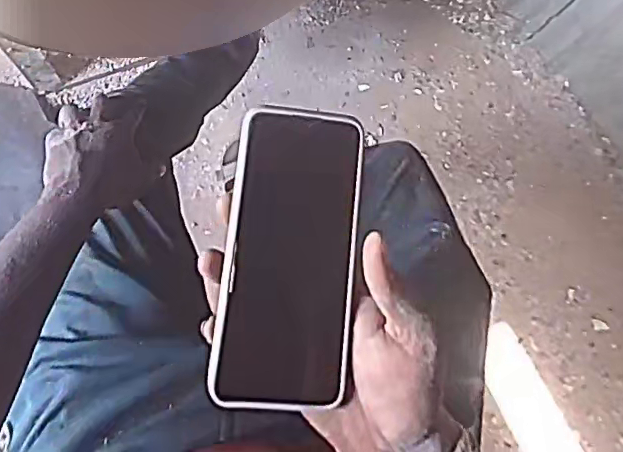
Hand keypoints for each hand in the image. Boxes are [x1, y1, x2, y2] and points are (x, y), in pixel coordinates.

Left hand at [42, 95, 159, 211]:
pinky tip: (59, 143)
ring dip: (73, 114)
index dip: (138, 107)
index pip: (134, 112)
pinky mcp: (54, 143)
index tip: (140, 105)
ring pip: (71, 110)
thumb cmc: (110, 188)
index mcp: (120, 131)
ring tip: (76, 120)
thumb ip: (151, 170)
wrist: (75, 199)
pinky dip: (57, 137)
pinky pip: (54, 133)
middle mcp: (96, 125)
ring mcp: (73, 132)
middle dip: (103, 101)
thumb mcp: (139, 181)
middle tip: (105, 105)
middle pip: (101, 101)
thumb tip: (160, 165)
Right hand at [198, 195, 447, 451]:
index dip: (285, 217)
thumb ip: (391, 289)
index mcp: (348, 285)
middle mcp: (319, 302)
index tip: (265, 195)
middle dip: (247, 237)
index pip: (312, 242)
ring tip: (212, 263)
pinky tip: (214, 323)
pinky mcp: (284, 363)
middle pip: (275, 264)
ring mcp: (299, 331)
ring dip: (229, 280)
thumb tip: (376, 241)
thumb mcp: (410, 331)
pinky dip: (226, 333)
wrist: (395, 444)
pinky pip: (248, 343)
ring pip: (255, 298)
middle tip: (229, 213)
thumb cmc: (411, 385)